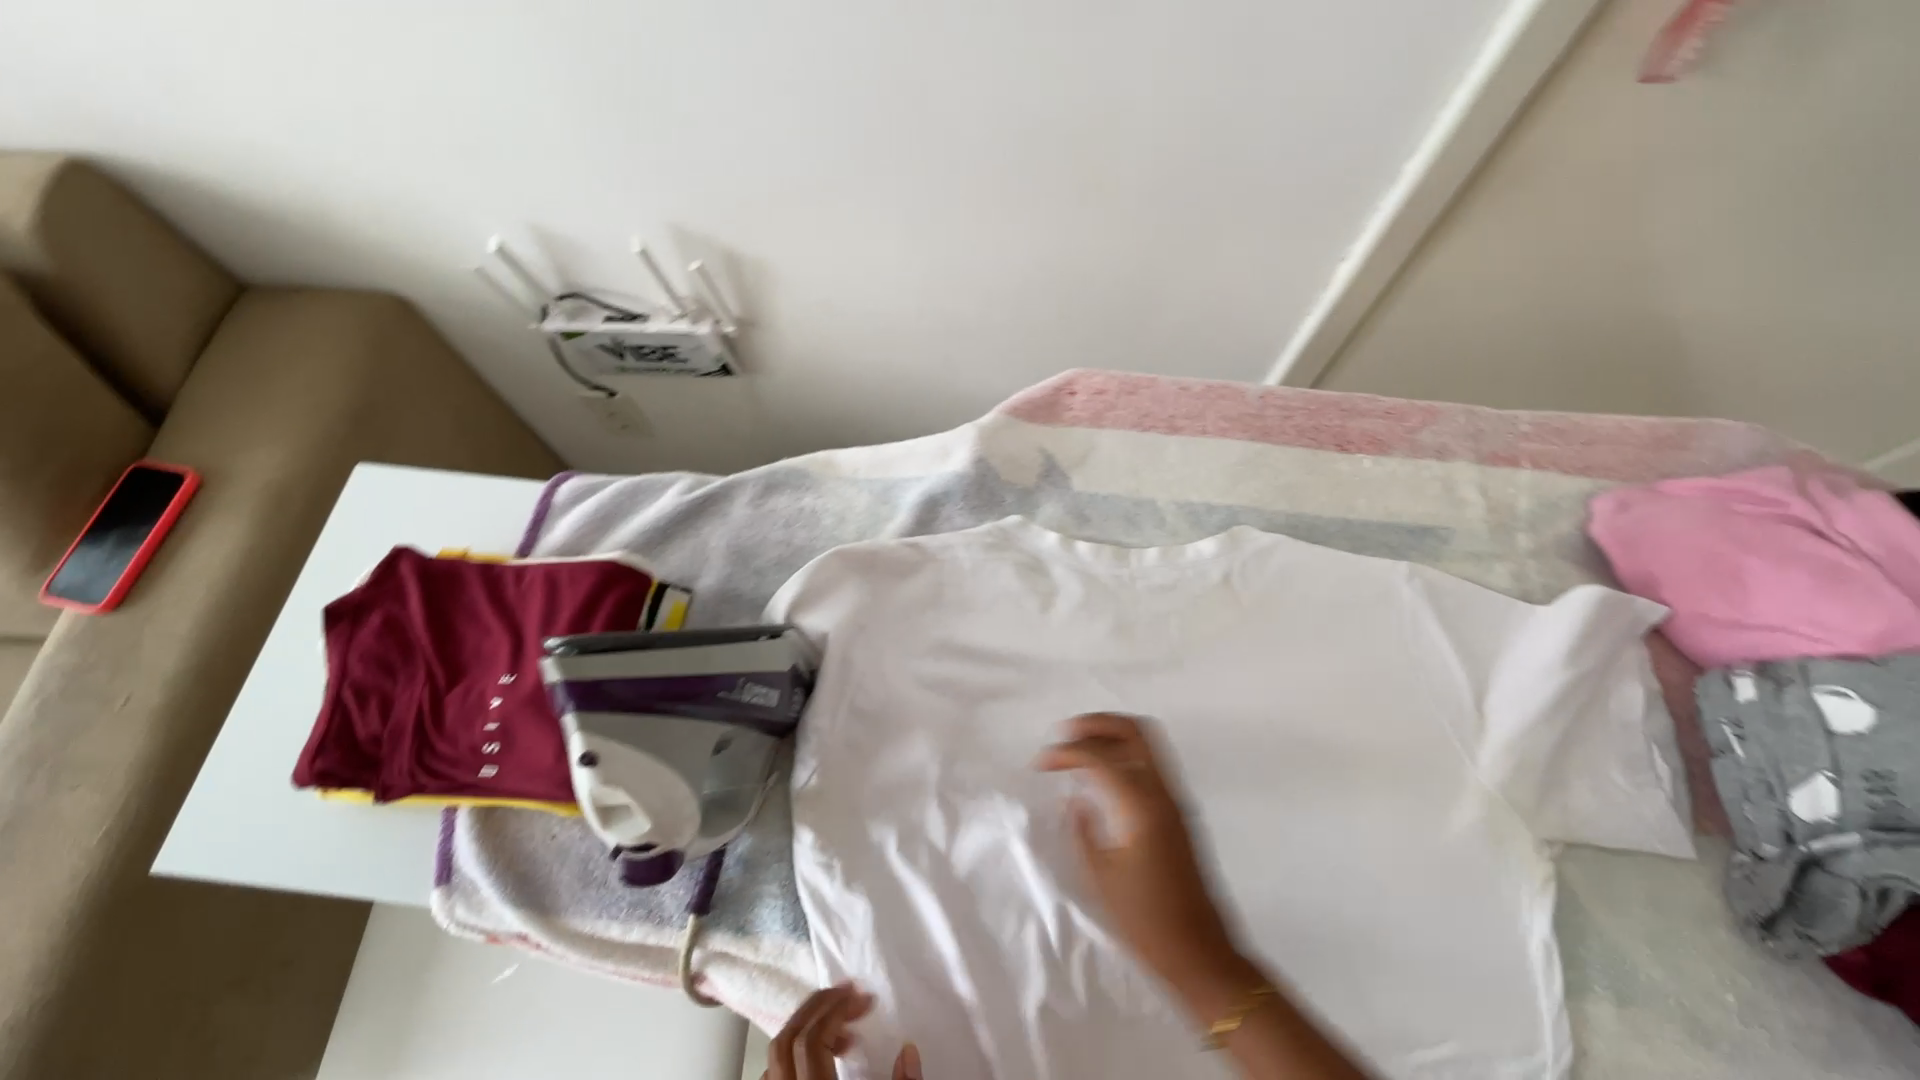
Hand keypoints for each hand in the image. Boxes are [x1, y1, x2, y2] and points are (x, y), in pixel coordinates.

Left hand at [764, 984, 922, 1079]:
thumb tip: (909, 1050)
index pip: (811, 1042)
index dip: (835, 1012)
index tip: (862, 997)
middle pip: (787, 1039)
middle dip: (818, 1007)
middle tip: (849, 992)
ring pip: (775, 1054)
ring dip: (804, 1027)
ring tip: (840, 1025)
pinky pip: (774, 1072)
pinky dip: (793, 1051)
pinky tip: (821, 1053)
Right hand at [1034, 712, 1249, 999]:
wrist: (1199, 951)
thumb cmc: (1144, 920)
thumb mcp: (1100, 876)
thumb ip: (1084, 829)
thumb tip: (1077, 798)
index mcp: (1141, 806)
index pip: (1100, 756)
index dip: (1065, 752)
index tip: (1040, 764)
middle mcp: (1163, 793)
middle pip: (1134, 730)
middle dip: (1096, 724)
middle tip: (1064, 734)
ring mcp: (1176, 801)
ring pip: (1146, 743)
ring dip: (1111, 736)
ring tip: (1079, 750)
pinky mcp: (1179, 814)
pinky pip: (1151, 764)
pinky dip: (1124, 755)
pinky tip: (1101, 778)